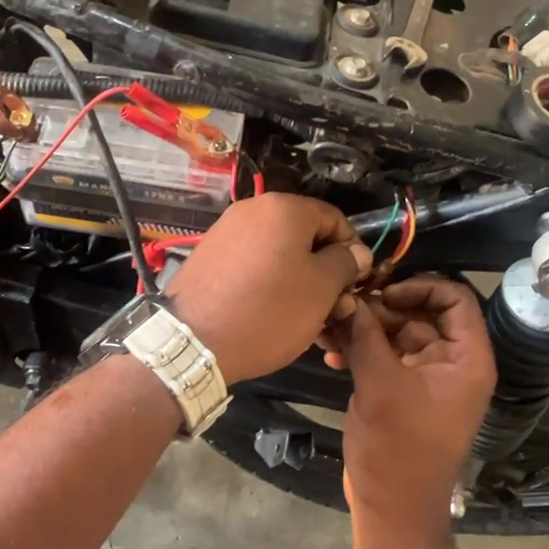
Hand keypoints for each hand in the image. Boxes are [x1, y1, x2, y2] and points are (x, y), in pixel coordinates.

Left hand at [165, 194, 372, 382]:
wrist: (192, 341)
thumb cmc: (268, 310)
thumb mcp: (321, 289)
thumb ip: (344, 264)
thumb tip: (356, 252)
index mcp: (283, 207)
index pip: (335, 219)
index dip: (352, 251)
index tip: (356, 285)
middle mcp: (252, 211)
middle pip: (305, 237)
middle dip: (325, 273)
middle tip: (335, 312)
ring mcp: (226, 233)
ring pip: (279, 255)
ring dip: (300, 284)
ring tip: (308, 322)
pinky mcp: (210, 258)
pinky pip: (253, 266)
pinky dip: (270, 287)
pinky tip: (275, 317)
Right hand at [325, 276, 496, 532]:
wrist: (393, 508)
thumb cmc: (398, 446)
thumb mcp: (380, 384)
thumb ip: (364, 334)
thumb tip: (344, 296)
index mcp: (466, 359)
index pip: (455, 298)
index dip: (419, 287)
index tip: (380, 293)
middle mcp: (451, 363)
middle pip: (420, 314)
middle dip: (379, 308)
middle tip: (341, 307)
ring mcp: (426, 379)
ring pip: (396, 334)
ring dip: (363, 328)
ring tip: (327, 329)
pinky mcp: (401, 392)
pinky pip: (384, 357)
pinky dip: (360, 350)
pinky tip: (330, 354)